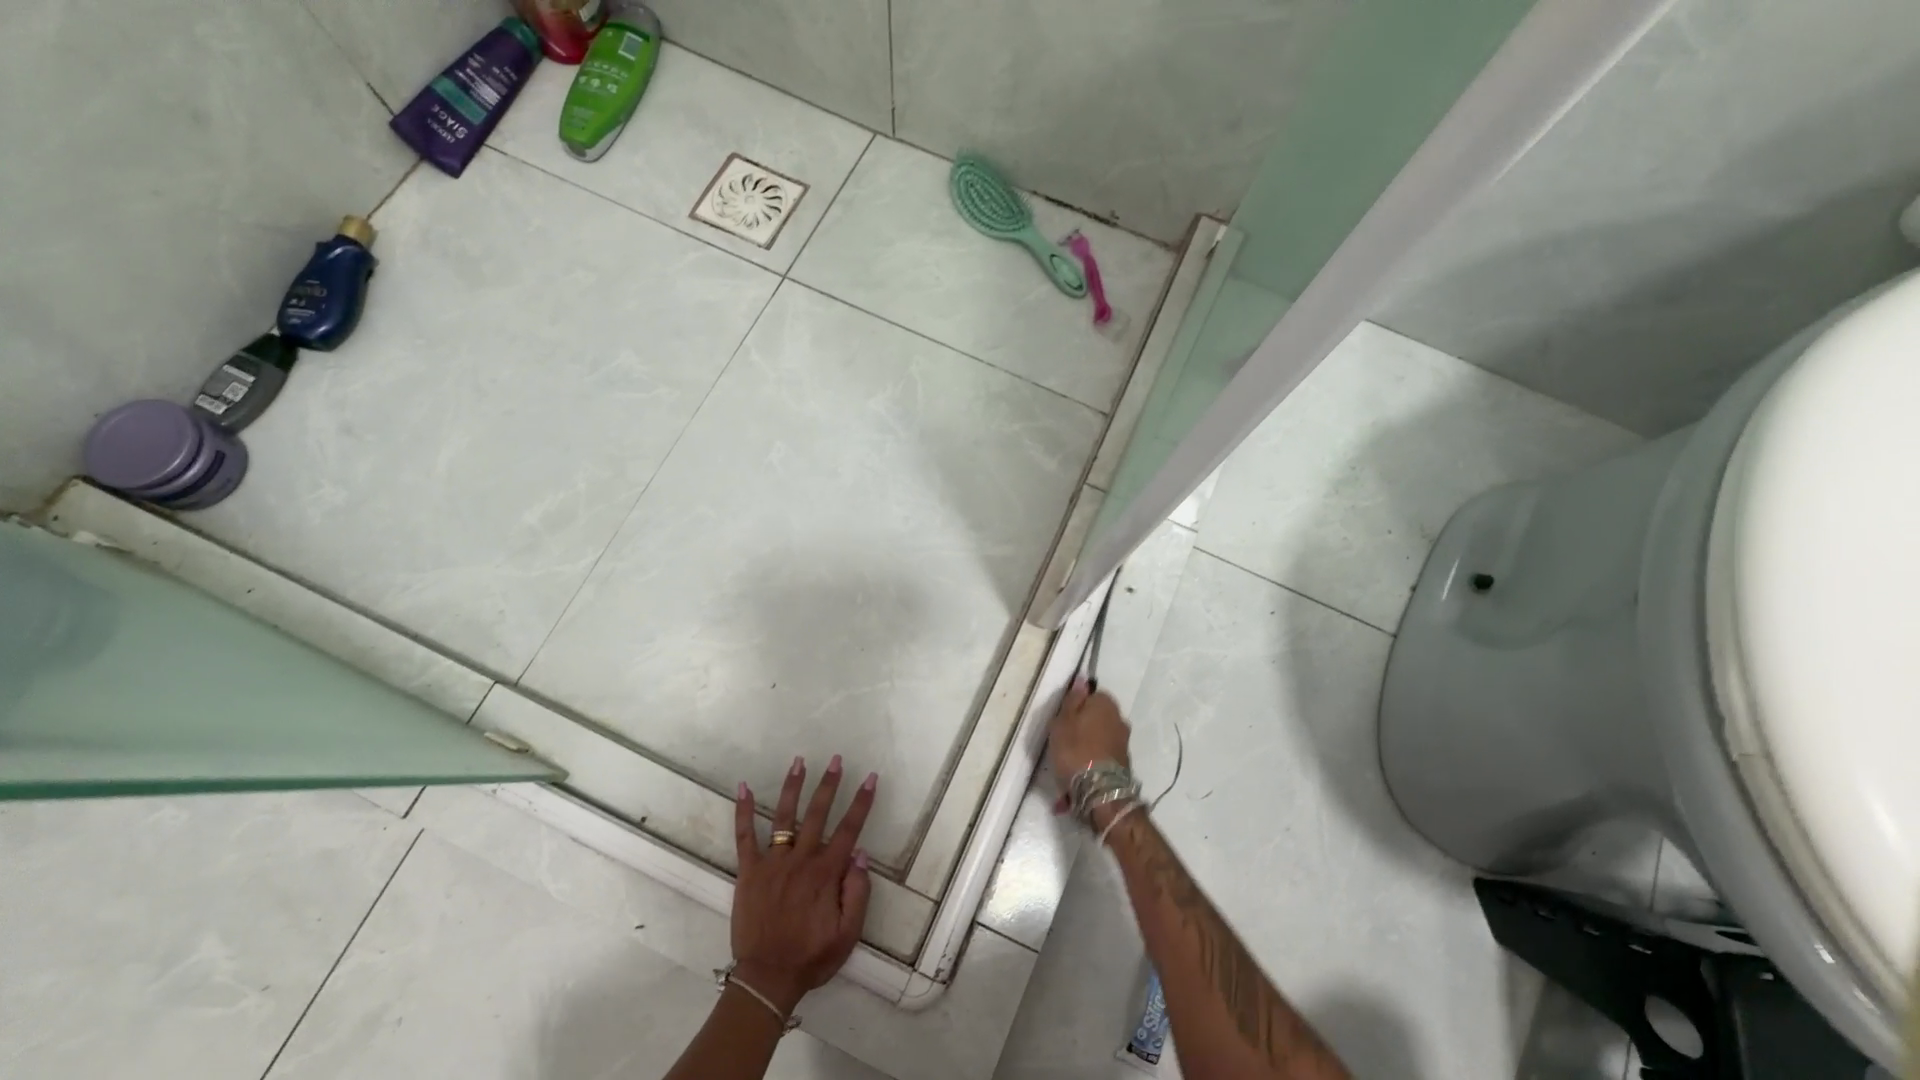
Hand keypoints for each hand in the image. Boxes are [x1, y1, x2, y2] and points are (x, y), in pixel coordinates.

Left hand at [731, 754, 876, 1013]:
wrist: (767, 977)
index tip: (870, 778)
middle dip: (829, 784)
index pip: (849, 830)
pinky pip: (744, 836)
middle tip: (835, 759)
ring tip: (799, 762)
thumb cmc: (812, 957)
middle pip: (817, 814)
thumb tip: (860, 854)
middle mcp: (800, 860)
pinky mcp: (748, 872)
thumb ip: (857, 892)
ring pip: (784, 817)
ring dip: (792, 787)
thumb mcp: (849, 934)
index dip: (862, 803)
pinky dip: (743, 811)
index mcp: (826, 874)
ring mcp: (772, 863)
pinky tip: (742, 788)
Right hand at [1047, 677, 1131, 789]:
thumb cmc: (1074, 749)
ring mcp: (1123, 743)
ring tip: (1066, 770)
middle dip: (1080, 730)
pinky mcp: (1123, 764)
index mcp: (1106, 704)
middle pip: (1095, 719)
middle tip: (1061, 745)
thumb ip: (1072, 699)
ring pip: (1097, 741)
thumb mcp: (1062, 721)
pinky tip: (1076, 782)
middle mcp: (1120, 719)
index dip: (1074, 707)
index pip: (1090, 695)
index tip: (1060, 722)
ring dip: (1084, 751)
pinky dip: (1089, 766)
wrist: (1099, 791)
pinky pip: (1101, 759)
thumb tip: (1082, 679)